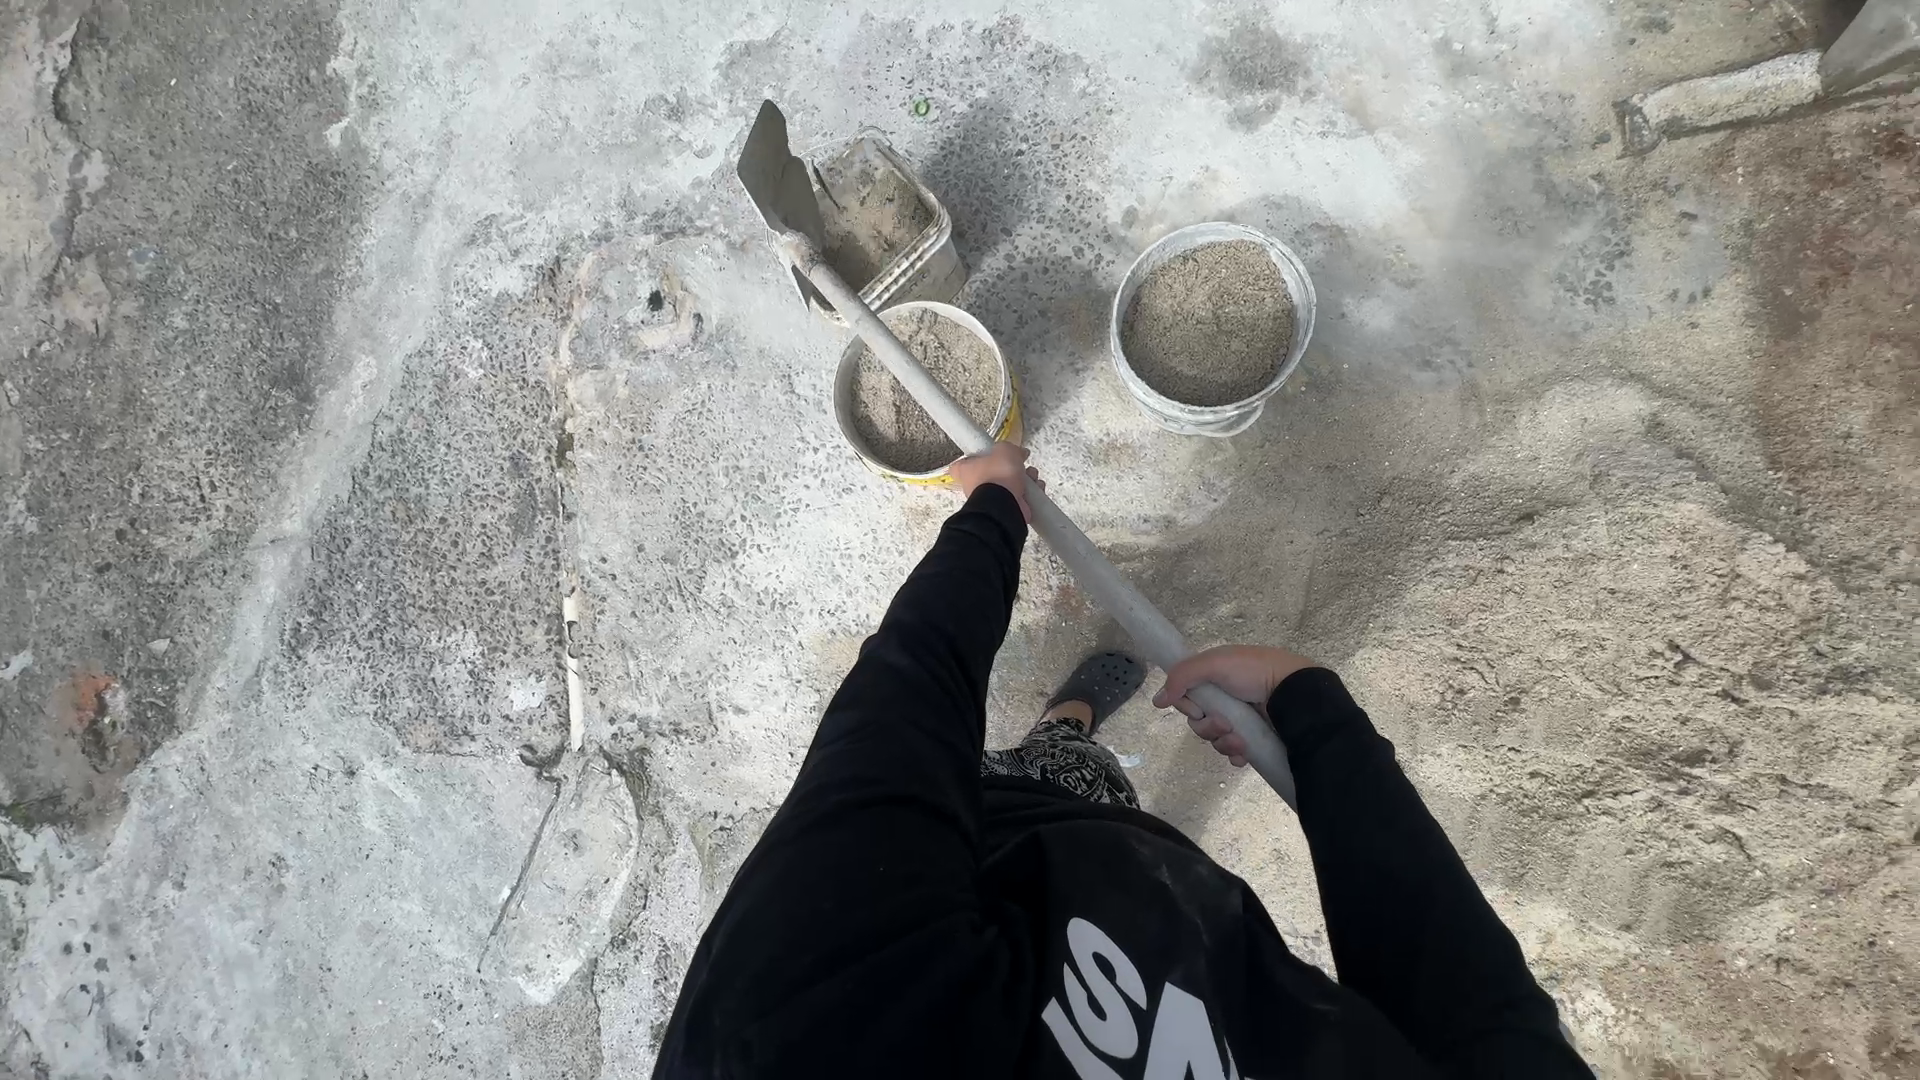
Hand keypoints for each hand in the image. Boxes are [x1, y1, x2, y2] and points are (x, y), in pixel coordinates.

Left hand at [948, 442, 1043, 521]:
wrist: (1005, 505)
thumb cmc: (997, 476)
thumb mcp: (1004, 450)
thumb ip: (1009, 448)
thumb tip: (1018, 453)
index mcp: (967, 471)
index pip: (960, 465)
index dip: (971, 458)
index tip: (982, 454)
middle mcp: (976, 487)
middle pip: (993, 473)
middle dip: (1010, 468)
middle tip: (1019, 463)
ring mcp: (992, 499)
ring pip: (1009, 485)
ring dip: (1024, 479)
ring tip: (1031, 476)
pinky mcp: (1006, 509)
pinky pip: (1020, 498)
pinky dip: (1030, 493)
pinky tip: (1036, 488)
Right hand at [1153, 644, 1316, 766]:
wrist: (1294, 692)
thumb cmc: (1252, 671)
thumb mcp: (1213, 664)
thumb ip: (1181, 678)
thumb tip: (1157, 701)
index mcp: (1213, 678)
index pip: (1186, 697)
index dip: (1186, 706)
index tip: (1195, 709)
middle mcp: (1224, 699)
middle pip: (1198, 721)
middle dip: (1207, 727)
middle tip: (1224, 724)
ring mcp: (1240, 720)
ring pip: (1214, 738)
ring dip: (1222, 742)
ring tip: (1240, 740)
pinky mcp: (1254, 739)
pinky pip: (1233, 753)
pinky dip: (1235, 754)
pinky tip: (1244, 753)